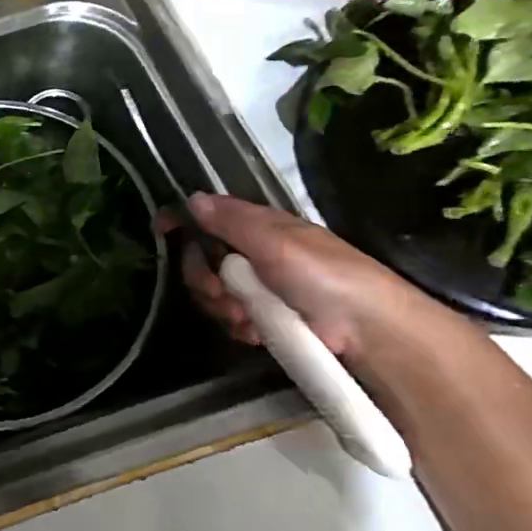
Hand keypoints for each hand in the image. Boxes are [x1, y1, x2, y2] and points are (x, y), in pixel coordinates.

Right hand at [167, 193, 436, 358]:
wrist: (369, 332)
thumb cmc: (324, 276)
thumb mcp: (276, 241)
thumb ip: (231, 221)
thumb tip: (192, 198)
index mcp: (260, 228)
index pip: (209, 218)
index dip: (184, 221)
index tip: (161, 229)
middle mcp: (255, 256)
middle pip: (202, 262)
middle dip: (205, 279)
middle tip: (224, 290)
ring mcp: (260, 290)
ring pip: (213, 294)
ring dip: (224, 307)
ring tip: (250, 316)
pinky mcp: (265, 321)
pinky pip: (231, 320)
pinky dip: (240, 327)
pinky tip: (258, 332)